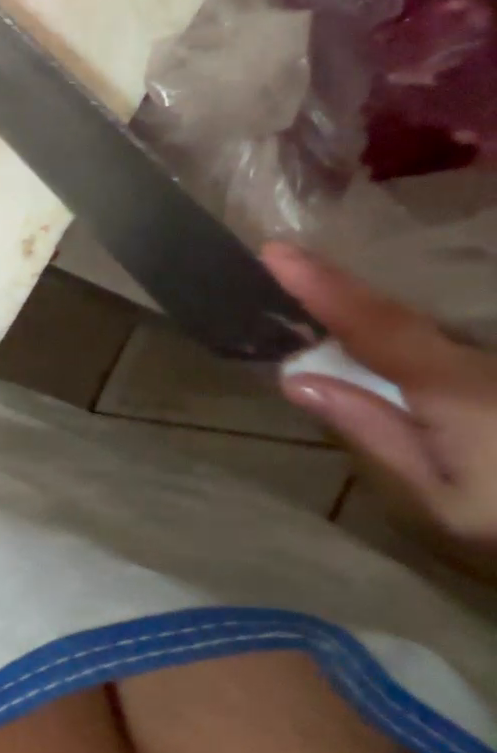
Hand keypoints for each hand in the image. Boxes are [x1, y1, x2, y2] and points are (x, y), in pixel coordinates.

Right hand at [264, 242, 496, 562]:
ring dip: (369, 322)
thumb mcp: (433, 502)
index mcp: (455, 388)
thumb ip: (369, 435)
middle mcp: (483, 367)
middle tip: (282, 273)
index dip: (324, 285)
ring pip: (428, 339)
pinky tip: (377, 356)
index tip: (276, 250)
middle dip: (341, 298)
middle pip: (401, 323)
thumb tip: (298, 379)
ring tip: (317, 307)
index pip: (375, 324)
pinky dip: (402, 345)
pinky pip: (447, 356)